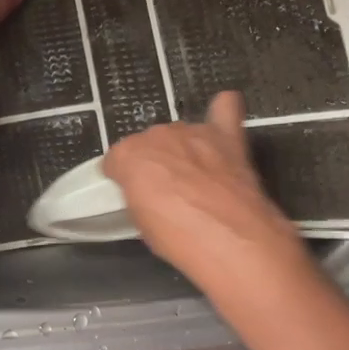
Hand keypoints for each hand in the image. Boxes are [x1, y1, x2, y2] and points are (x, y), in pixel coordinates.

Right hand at [103, 91, 305, 282]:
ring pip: (181, 134)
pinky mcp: (226, 138)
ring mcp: (192, 132)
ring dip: (184, 150)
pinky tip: (222, 117)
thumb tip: (149, 193)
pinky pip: (224, 110)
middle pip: (150, 144)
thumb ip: (139, 194)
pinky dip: (222, 112)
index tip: (136, 196)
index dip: (126, 179)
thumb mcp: (141, 221)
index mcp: (126, 154)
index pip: (117, 160)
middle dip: (156, 163)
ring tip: (198, 178)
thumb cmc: (176, 238)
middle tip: (169, 192)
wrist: (231, 239)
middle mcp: (155, 135)